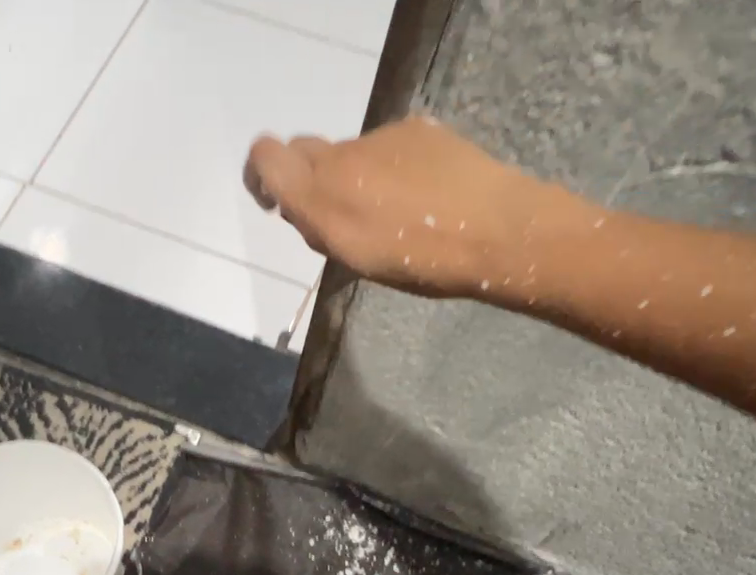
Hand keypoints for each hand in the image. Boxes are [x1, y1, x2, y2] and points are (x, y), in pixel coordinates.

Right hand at [244, 116, 597, 299]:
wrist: (495, 231)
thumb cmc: (421, 263)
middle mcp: (342, 159)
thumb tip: (301, 209)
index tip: (275, 201)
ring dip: (352, 178)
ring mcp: (380, 139)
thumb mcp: (356, 260)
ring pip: (346, 153)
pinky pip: (383, 146)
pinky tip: (419, 195)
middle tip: (333, 216)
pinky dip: (387, 168)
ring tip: (390, 214)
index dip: (260, 174)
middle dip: (306, 179)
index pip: (265, 157)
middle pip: (302, 151)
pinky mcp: (414, 129)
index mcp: (321, 197)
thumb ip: (320, 228)